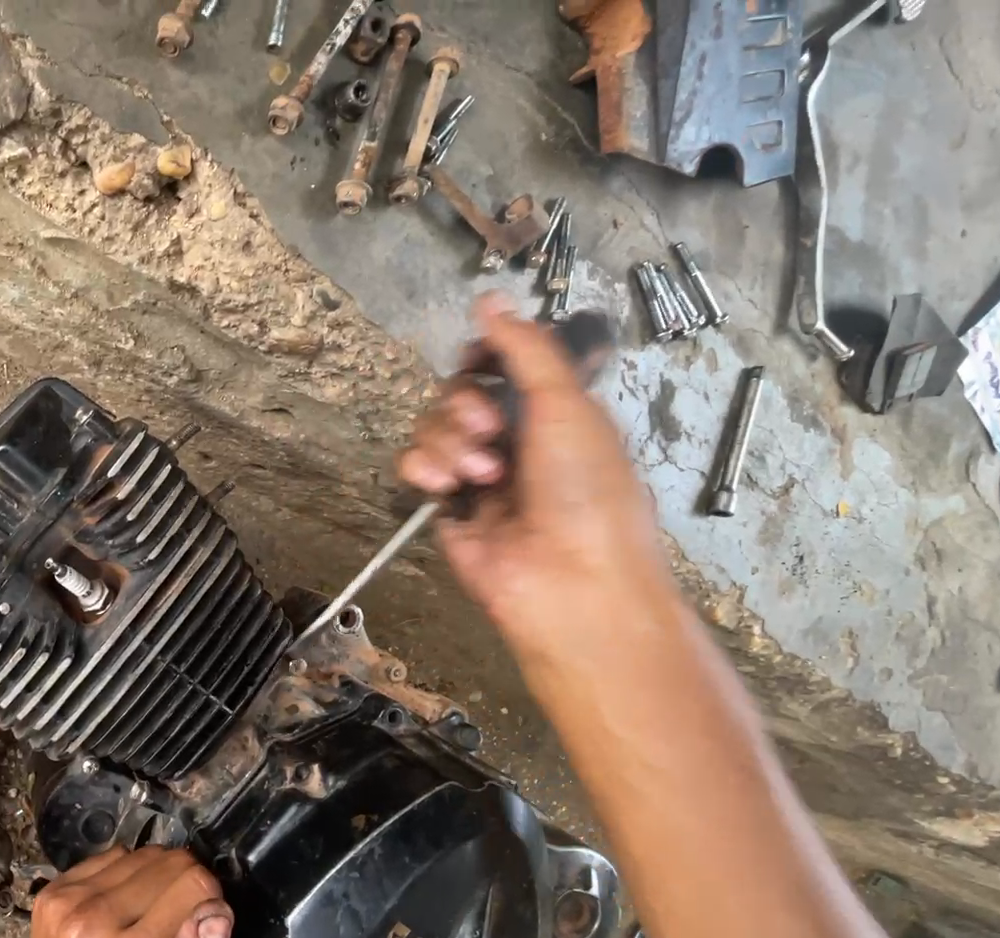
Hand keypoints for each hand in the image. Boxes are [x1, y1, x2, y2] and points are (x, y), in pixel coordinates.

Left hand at [0, 847, 232, 937]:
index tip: (205, 932)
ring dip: (153, 880)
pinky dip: (123, 876)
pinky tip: (122, 913)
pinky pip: (107, 858)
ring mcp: (65, 903)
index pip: (193, 883)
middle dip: (185, 888)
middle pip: (166, 861)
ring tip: (149, 925)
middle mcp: (91, 921)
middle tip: (178, 933)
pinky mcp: (50, 895)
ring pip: (138, 854)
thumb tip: (217, 916)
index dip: (210, 903)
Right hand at [397, 295, 674, 658]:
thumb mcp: (567, 406)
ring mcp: (474, 470)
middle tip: (488, 429)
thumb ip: (524, 350)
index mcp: (550, 409)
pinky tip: (443, 484)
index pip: (501, 364)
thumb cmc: (585, 489)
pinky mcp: (443, 501)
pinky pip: (414, 464)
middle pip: (457, 392)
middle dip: (464, 405)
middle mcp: (510, 436)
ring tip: (477, 473)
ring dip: (448, 441)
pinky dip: (422, 467)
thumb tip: (488, 298)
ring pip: (431, 426)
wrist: (567, 578)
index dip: (484, 356)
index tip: (480, 361)